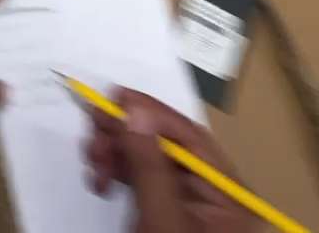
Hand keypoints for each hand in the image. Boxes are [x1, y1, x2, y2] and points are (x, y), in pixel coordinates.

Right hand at [85, 89, 251, 232]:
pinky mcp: (163, 210)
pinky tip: (99, 182)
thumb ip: (150, 167)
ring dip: (113, 150)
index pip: (189, 136)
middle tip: (92, 136)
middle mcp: (210, 192)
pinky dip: (114, 169)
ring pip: (145, 153)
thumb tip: (133, 108)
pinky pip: (137, 173)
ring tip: (94, 166)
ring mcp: (185, 202)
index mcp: (226, 194)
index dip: (151, 111)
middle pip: (163, 140)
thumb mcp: (162, 224)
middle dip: (124, 134)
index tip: (112, 98)